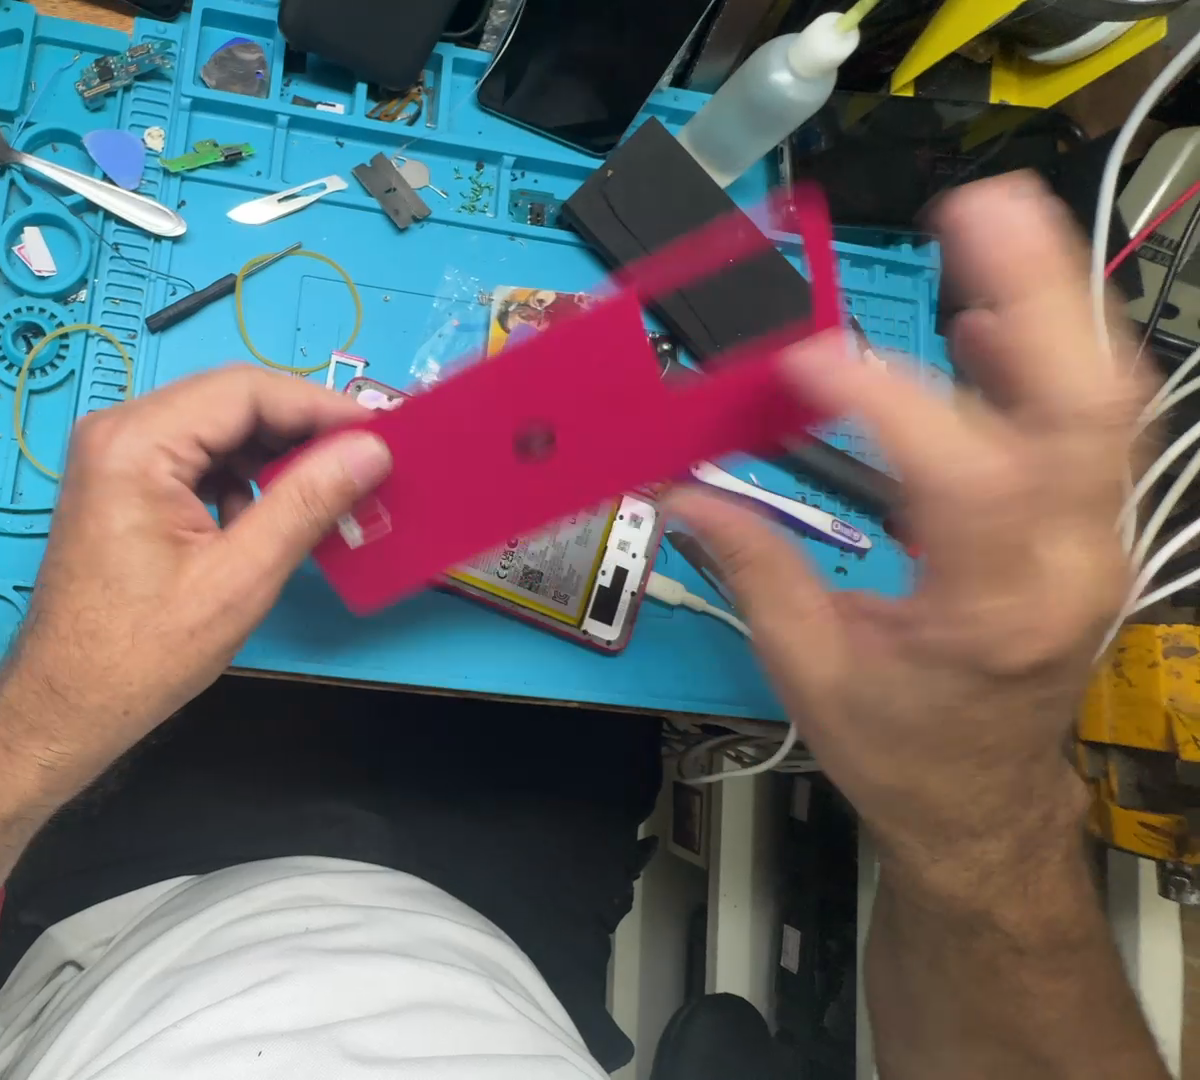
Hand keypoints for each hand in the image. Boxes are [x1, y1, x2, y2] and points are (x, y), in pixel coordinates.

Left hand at [0, 365, 389, 775]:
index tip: (381, 430)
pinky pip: (192, 457)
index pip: (245, 390)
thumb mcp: (239, 578)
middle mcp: (117, 430)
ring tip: (324, 490)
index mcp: (136, 442)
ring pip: (214, 429)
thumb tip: (372, 450)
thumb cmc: (145, 653)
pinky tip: (260, 515)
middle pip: (228, 403)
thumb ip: (308, 503)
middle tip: (363, 460)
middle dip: (299, 430)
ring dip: (270, 455)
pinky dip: (236, 478)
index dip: (320, 406)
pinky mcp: (118, 481)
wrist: (69, 704)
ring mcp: (113, 454)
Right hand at [670, 174, 1145, 891]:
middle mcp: (1067, 561)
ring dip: (1049, 307)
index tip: (806, 357)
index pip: (960, 476)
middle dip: (1038, 293)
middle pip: (1091, 404)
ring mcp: (1092, 540)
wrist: (978, 798)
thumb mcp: (803, 664)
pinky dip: (1040, 358)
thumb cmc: (894, 744)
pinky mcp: (1079, 529)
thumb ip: (751, 565)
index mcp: (989, 609)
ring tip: (988, 233)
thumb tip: (684, 494)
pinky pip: (1079, 428)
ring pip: (1104, 401)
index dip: (886, 402)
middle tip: (978, 212)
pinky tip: (992, 321)